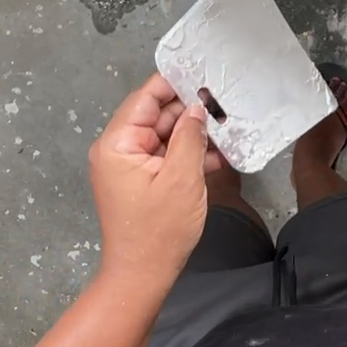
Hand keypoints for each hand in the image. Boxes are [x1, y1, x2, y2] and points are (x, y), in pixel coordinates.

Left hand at [88, 73, 212, 283]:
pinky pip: (166, 156)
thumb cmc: (159, 230)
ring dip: (194, 134)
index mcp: (118, 144)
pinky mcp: (143, 179)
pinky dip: (188, 154)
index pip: (145, 98)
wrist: (143, 275)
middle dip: (190, 111)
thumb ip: (190, 137)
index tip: (202, 71)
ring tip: (228, 129)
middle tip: (224, 103)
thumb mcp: (182, 178)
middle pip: (157, 115)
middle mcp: (119, 149)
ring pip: (166, 136)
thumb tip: (196, 109)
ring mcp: (130, 165)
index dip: (173, 83)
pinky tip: (218, 155)